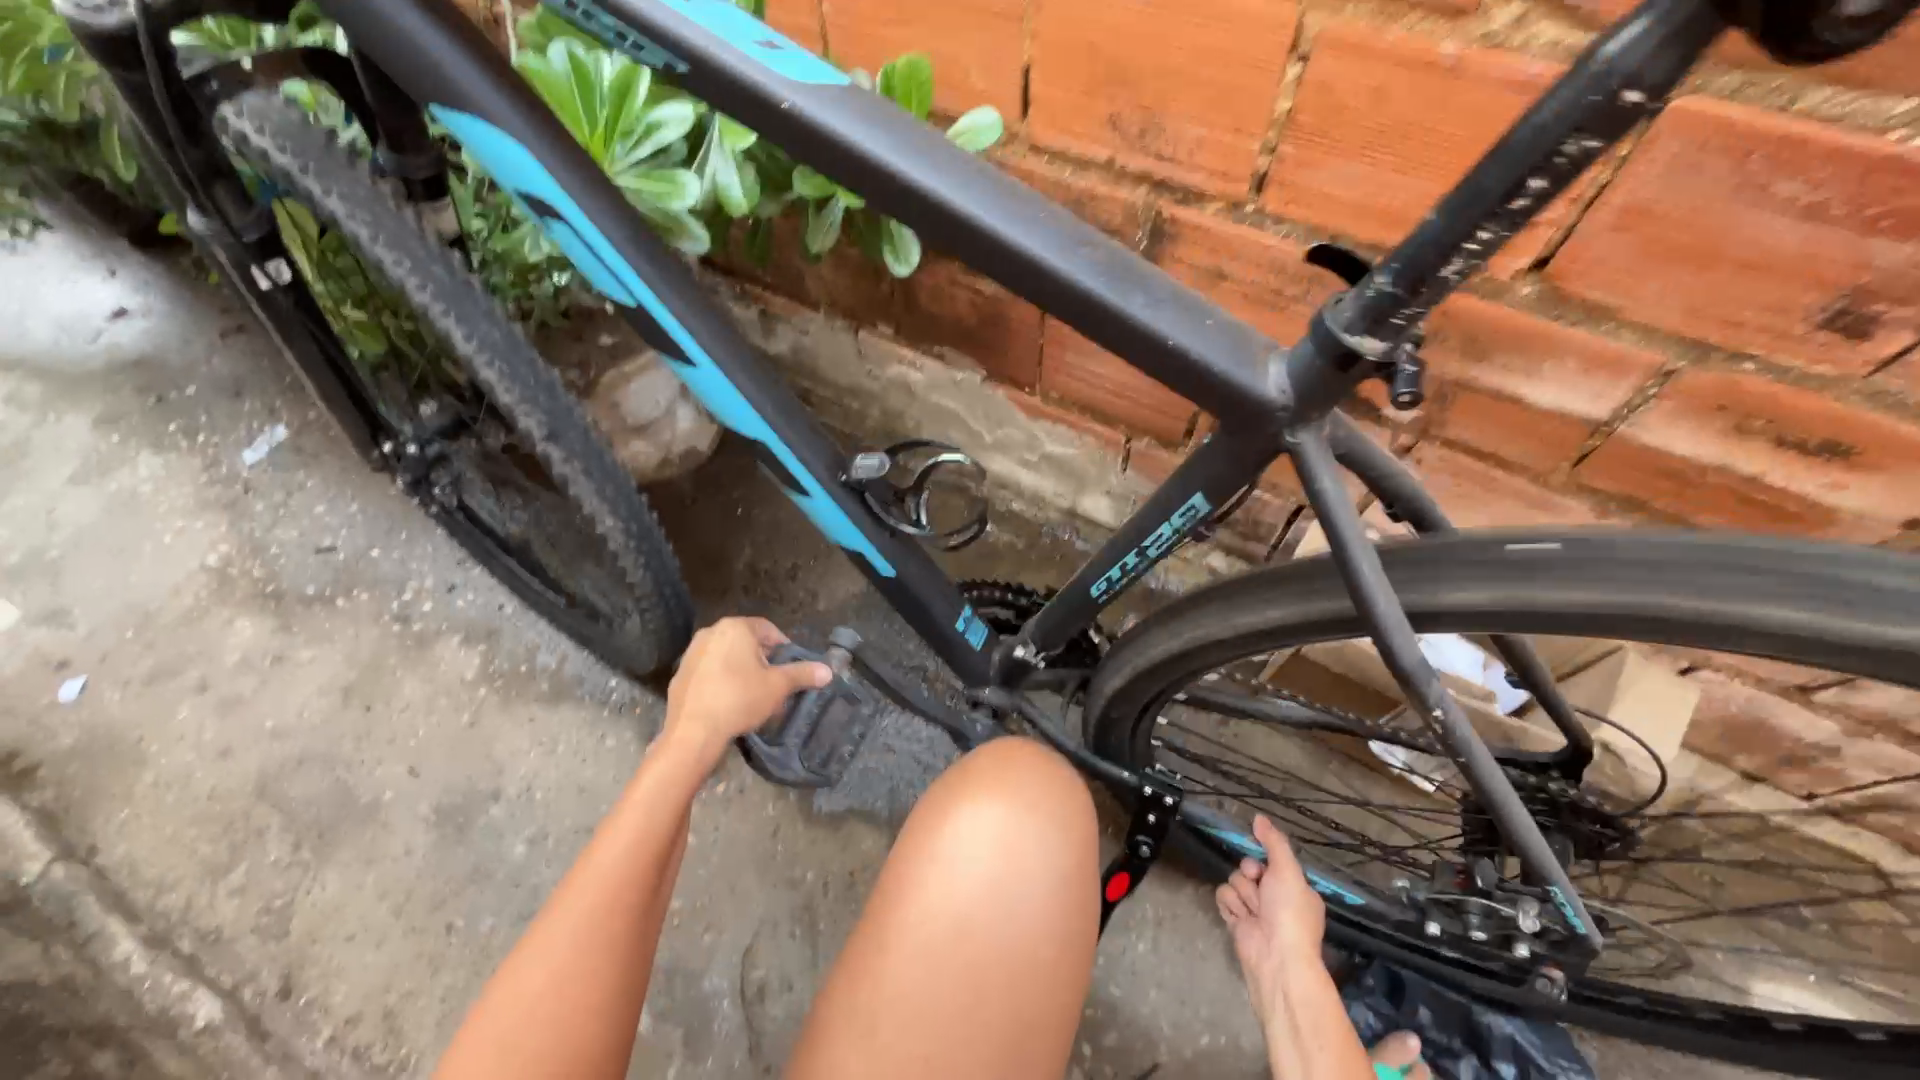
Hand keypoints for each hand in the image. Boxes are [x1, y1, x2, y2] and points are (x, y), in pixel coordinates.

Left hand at [662, 617, 831, 763]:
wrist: (692, 730)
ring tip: (753, 695)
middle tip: (774, 682)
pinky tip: (729, 702)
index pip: (768, 629)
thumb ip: (802, 674)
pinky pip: (709, 671)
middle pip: (746, 642)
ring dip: (742, 670)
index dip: (783, 647)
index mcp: (736, 628)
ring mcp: (692, 653)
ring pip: (727, 656)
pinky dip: (722, 680)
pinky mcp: (680, 674)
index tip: (791, 667)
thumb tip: (828, 670)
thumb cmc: (739, 699)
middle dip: (763, 660)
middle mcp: (711, 632)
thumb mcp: (778, 686)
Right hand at [1215, 816, 1327, 1027]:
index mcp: (1293, 887)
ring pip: (1234, 881)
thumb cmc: (1289, 913)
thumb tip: (1258, 818)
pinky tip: (1241, 919)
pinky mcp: (1236, 919)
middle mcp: (1274, 897)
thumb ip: (1274, 842)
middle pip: (1248, 868)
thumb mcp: (1288, 871)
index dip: (1263, 861)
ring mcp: (1254, 909)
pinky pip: (1223, 897)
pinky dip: (1231, 906)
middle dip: (1250, 877)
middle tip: (1260, 890)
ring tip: (1253, 913)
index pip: (1270, 860)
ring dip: (1242, 895)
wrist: (1275, 956)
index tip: (1263, 867)